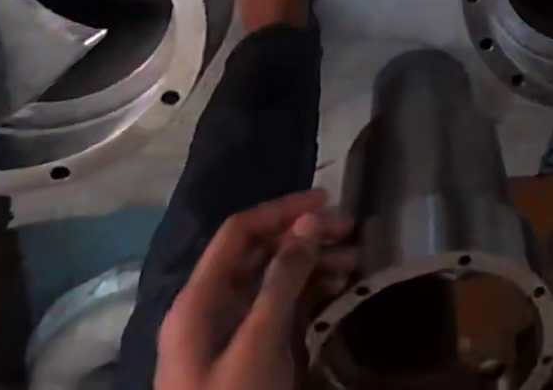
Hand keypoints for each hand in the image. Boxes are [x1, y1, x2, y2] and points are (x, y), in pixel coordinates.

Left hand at [155, 190, 354, 389]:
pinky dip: (309, 290)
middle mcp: (211, 306)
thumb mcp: (258, 345)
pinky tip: (338, 288)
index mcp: (199, 299)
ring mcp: (228, 330)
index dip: (282, 209)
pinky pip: (279, 304)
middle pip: (259, 250)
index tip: (327, 201)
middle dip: (305, 235)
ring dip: (313, 262)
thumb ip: (282, 279)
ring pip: (273, 276)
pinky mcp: (247, 351)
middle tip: (351, 231)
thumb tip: (308, 221)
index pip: (239, 231)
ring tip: (353, 261)